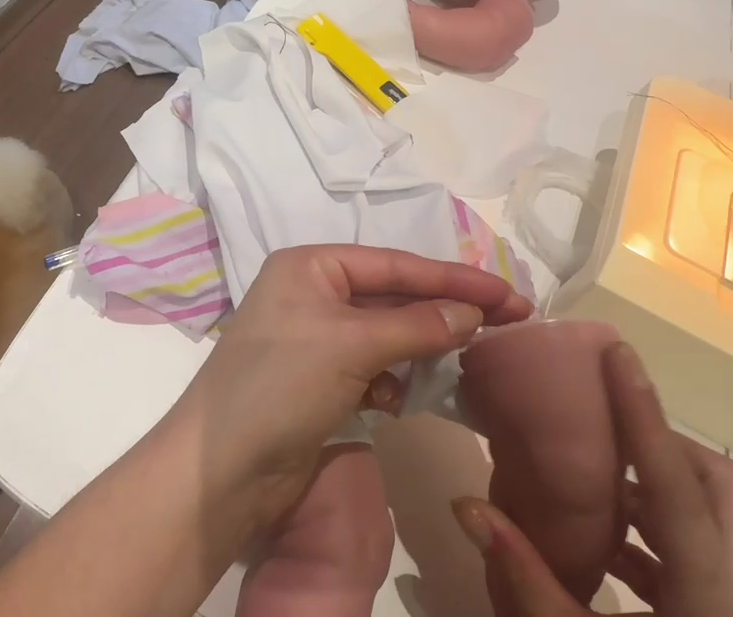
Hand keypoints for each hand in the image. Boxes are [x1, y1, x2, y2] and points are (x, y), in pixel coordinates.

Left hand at [172, 244, 530, 530]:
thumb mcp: (353, 345)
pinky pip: (370, 367)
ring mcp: (312, 338)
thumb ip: (417, 325)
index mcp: (310, 266)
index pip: (395, 265)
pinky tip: (397, 398)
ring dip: (418, 348)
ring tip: (459, 361)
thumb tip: (473, 312)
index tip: (508, 294)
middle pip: (392, 296)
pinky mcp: (317, 380)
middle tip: (507, 322)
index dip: (454, 277)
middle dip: (443, 312)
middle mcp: (310, 293)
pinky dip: (390, 379)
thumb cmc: (282, 384)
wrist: (223, 467)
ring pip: (385, 334)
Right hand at [452, 342, 732, 615]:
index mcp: (710, 595)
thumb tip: (468, 505)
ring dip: (650, 491)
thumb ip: (526, 580)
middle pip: (715, 487)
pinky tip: (599, 552)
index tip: (618, 352)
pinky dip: (651, 538)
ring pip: (711, 521)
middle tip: (596, 424)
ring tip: (586, 480)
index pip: (671, 481)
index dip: (642, 413)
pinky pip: (698, 559)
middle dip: (657, 443)